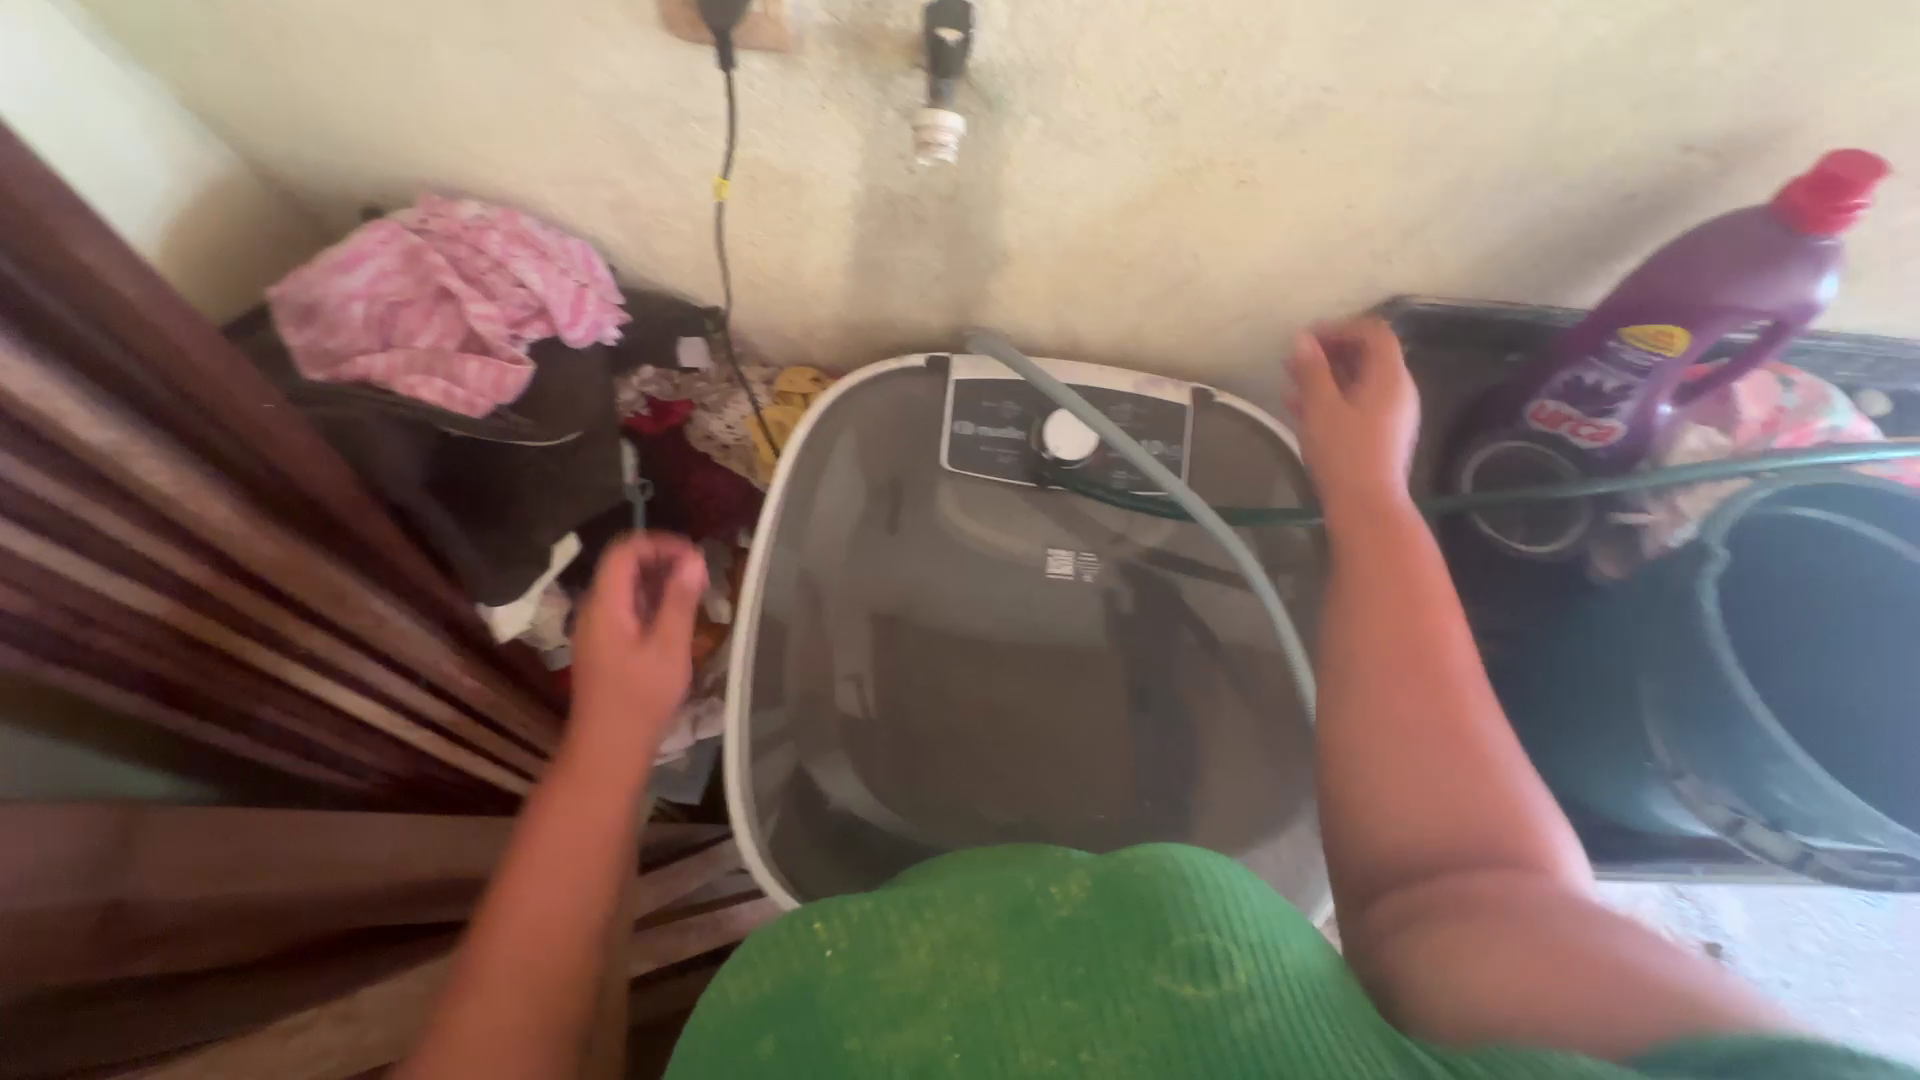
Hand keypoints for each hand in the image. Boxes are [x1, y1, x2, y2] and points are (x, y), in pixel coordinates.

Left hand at [562, 532, 708, 772]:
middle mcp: (594, 610)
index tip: (694, 555)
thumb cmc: (641, 698)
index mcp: (605, 605)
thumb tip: (694, 559)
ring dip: (660, 583)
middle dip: (663, 561)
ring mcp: (596, 628)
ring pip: (627, 588)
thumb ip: (680, 600)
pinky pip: (627, 609)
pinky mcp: (604, 645)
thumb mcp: (669, 647)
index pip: (624, 551)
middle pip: (623, 566)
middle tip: (701, 576)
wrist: (608, 748)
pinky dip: (652, 603)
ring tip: (695, 596)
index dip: (659, 543)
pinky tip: (677, 620)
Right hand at [1289, 316, 1420, 512]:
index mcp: (1390, 377)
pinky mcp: (1380, 435)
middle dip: (1330, 352)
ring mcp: (1391, 414)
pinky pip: (1356, 404)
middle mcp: (1398, 390)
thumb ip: (1312, 370)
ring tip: (1291, 380)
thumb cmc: (1344, 453)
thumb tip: (1302, 339)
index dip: (1342, 328)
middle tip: (1295, 358)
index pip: (1374, 333)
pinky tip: (1299, 406)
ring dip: (1326, 376)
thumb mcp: (1321, 407)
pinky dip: (1331, 398)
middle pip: (1368, 356)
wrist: (1366, 505)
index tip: (1308, 339)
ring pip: (1358, 382)